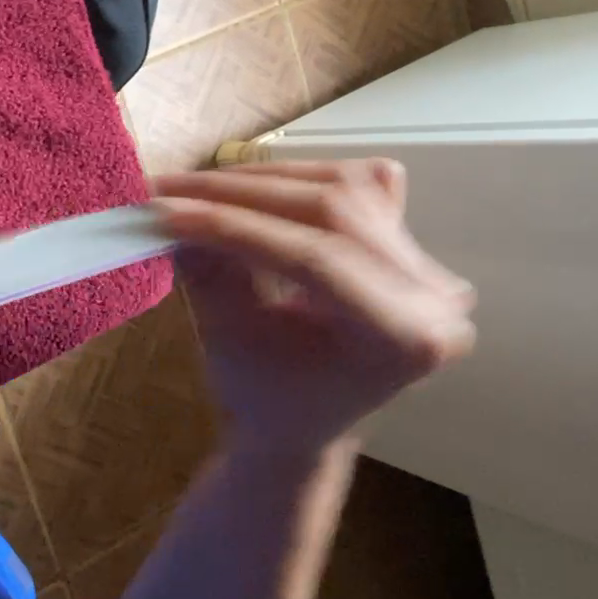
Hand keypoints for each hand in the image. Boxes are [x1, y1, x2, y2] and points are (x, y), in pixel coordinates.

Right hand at [152, 160, 476, 454]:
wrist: (299, 419)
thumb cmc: (265, 397)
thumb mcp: (227, 339)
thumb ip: (207, 271)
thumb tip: (167, 212)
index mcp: (405, 338)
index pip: (315, 258)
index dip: (233, 227)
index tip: (162, 213)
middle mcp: (435, 294)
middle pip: (333, 209)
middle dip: (239, 193)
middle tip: (167, 191)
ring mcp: (425, 263)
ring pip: (342, 185)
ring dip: (259, 180)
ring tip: (195, 189)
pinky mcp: (404, 241)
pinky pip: (355, 185)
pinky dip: (292, 180)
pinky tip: (248, 191)